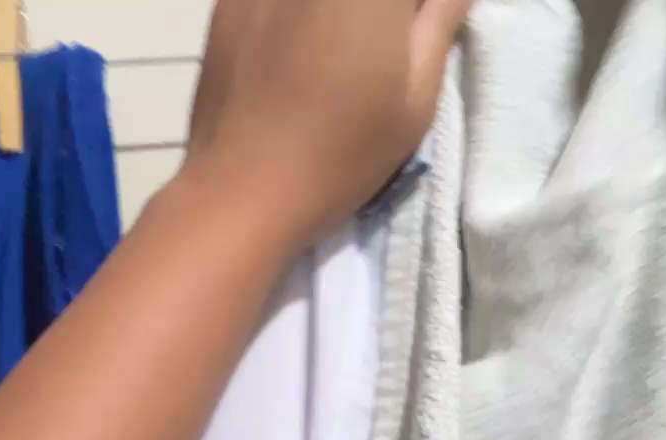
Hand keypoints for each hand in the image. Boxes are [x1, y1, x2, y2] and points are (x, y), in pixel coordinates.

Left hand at [179, 0, 472, 246]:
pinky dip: (293, 17)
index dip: (415, 13)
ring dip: (336, 18)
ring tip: (331, 61)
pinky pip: (275, 0)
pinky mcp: (226, 1)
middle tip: (382, 48)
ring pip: (318, 3)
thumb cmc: (340, 158)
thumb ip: (439, 24)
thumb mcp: (414, 102)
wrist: (242, 194)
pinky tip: (291, 57)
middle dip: (382, 14)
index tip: (420, 32)